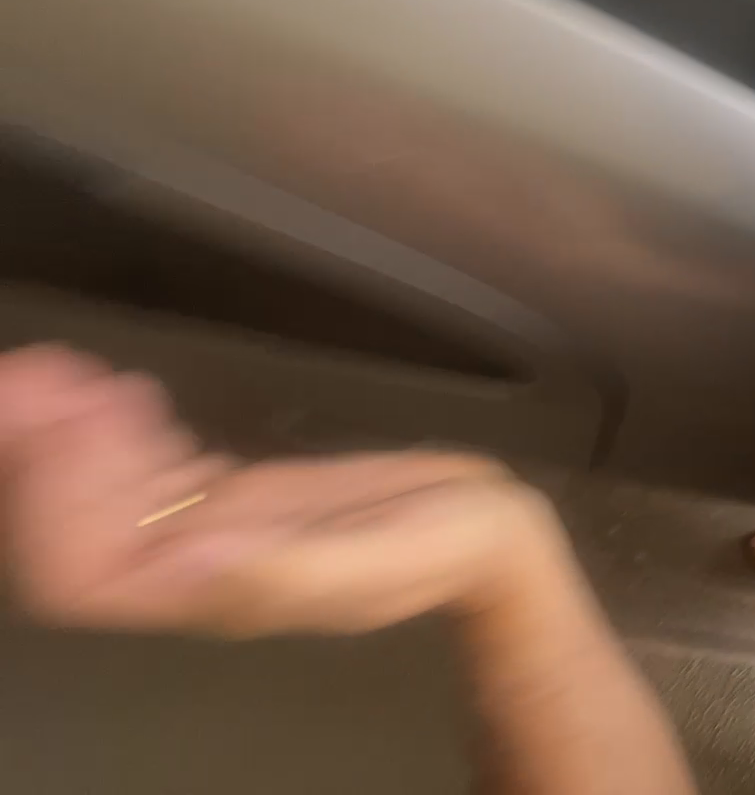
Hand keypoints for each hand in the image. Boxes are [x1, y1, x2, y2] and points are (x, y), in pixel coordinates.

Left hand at [0, 345, 561, 636]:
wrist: (498, 533)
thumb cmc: (454, 547)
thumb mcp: (386, 559)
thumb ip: (291, 570)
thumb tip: (187, 560)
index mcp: (229, 590)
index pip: (96, 567)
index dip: (62, 501)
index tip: (73, 419)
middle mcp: (210, 565)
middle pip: (89, 525)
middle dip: (49, 453)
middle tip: (35, 376)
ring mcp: (230, 529)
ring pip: (118, 494)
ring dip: (77, 436)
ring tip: (59, 374)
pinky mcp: (258, 496)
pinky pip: (168, 471)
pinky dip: (132, 432)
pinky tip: (124, 398)